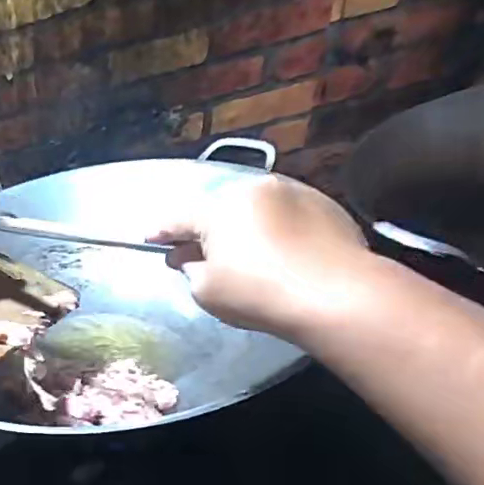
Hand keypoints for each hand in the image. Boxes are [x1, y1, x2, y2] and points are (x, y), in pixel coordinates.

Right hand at [149, 174, 372, 339]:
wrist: (334, 294)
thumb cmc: (258, 294)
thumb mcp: (207, 291)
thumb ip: (190, 270)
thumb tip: (190, 258)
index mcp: (220, 208)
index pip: (181, 220)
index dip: (162, 232)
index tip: (150, 238)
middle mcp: (256, 189)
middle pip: (222, 211)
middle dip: (207, 231)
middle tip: (198, 254)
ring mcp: (295, 192)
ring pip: (258, 210)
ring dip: (246, 229)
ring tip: (244, 255)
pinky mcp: (326, 205)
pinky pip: (289, 218)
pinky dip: (278, 232)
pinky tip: (281, 255)